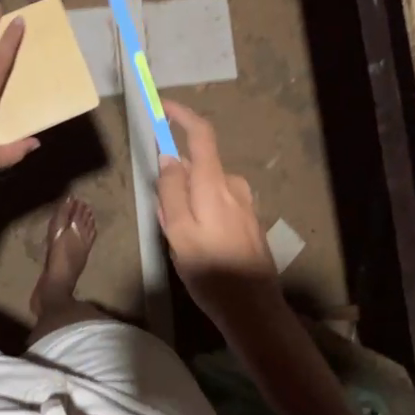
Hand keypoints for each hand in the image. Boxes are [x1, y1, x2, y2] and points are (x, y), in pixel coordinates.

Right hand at [158, 101, 278, 318]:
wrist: (253, 308)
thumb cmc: (210, 271)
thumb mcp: (177, 231)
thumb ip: (170, 191)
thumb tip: (168, 157)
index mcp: (214, 184)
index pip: (200, 134)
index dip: (182, 115)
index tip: (162, 106)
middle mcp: (233, 186)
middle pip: (198, 166)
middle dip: (175, 182)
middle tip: (164, 222)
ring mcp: (244, 204)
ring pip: (205, 189)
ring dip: (186, 205)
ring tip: (179, 244)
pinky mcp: (248, 221)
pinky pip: (216, 205)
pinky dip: (200, 216)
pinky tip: (198, 251)